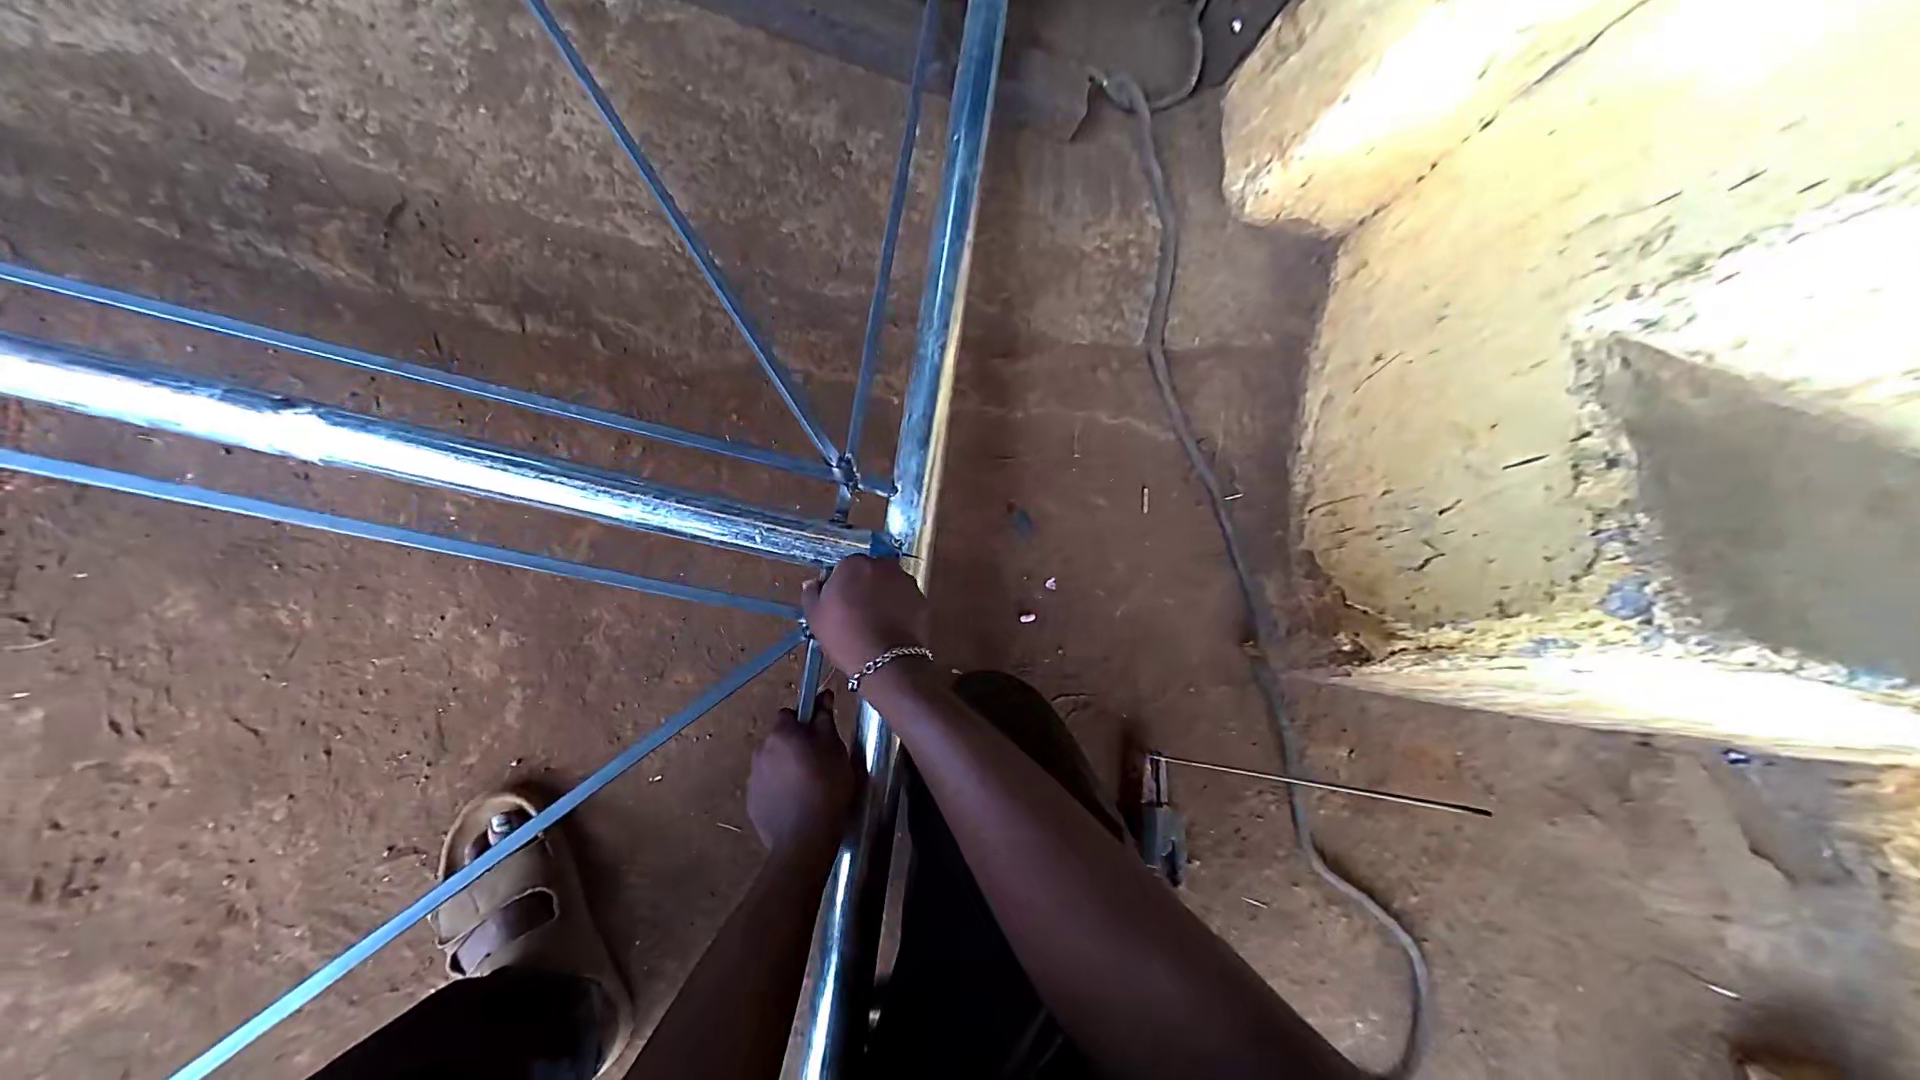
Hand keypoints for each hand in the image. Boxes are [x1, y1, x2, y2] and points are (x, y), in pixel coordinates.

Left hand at [748, 690, 854, 858]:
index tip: (820, 735)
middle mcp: (760, 751)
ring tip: (810, 786)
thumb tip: (823, 694)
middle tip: (820, 761)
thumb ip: (825, 718)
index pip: (789, 714)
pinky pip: (768, 787)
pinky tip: (798, 803)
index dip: (805, 721)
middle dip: (796, 745)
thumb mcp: (834, 747)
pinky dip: (780, 789)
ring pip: (773, 763)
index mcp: (780, 734)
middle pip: (779, 739)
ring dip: (787, 768)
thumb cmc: (826, 785)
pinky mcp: (752, 803)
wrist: (805, 837)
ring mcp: (753, 779)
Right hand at [801, 555, 931, 674]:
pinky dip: (900, 609)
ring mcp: (906, 581)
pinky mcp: (922, 599)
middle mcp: (883, 565)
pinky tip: (892, 628)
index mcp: (854, 564)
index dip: (842, 586)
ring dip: (884, 596)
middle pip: (870, 572)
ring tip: (877, 623)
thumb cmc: (844, 636)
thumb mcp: (816, 617)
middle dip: (864, 587)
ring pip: (890, 585)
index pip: (845, 568)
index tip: (839, 604)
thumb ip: (812, 593)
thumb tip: (813, 582)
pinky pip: (905, 600)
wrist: (886, 661)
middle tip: (857, 613)